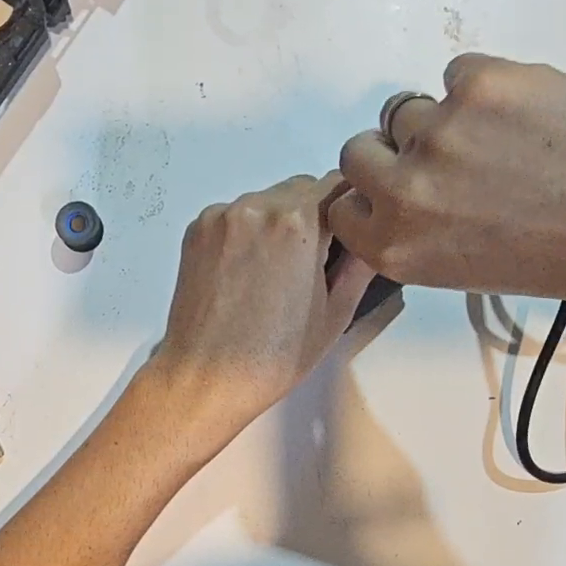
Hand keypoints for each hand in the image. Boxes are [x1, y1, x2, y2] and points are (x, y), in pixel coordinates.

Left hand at [143, 172, 376, 448]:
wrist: (205, 378)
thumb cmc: (271, 357)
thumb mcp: (335, 314)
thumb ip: (360, 262)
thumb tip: (369, 235)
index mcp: (298, 223)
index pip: (340, 186)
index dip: (348, 212)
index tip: (345, 239)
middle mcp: (257, 208)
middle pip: (300, 190)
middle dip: (312, 217)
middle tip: (307, 266)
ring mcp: (221, 217)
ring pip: (265, 202)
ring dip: (276, 224)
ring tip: (272, 276)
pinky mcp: (197, 231)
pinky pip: (234, 216)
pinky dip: (245, 234)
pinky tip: (245, 275)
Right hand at [331, 54, 565, 311]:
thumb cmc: (556, 260)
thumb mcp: (456, 269)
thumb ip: (411, 231)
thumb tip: (395, 187)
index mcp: (390, 248)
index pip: (342, 206)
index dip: (369, 194)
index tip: (397, 188)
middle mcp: (399, 193)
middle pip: (358, 150)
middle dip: (393, 152)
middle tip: (444, 158)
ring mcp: (438, 134)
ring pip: (407, 108)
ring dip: (441, 117)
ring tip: (497, 135)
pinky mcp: (482, 84)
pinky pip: (458, 70)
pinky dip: (485, 85)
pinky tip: (526, 112)